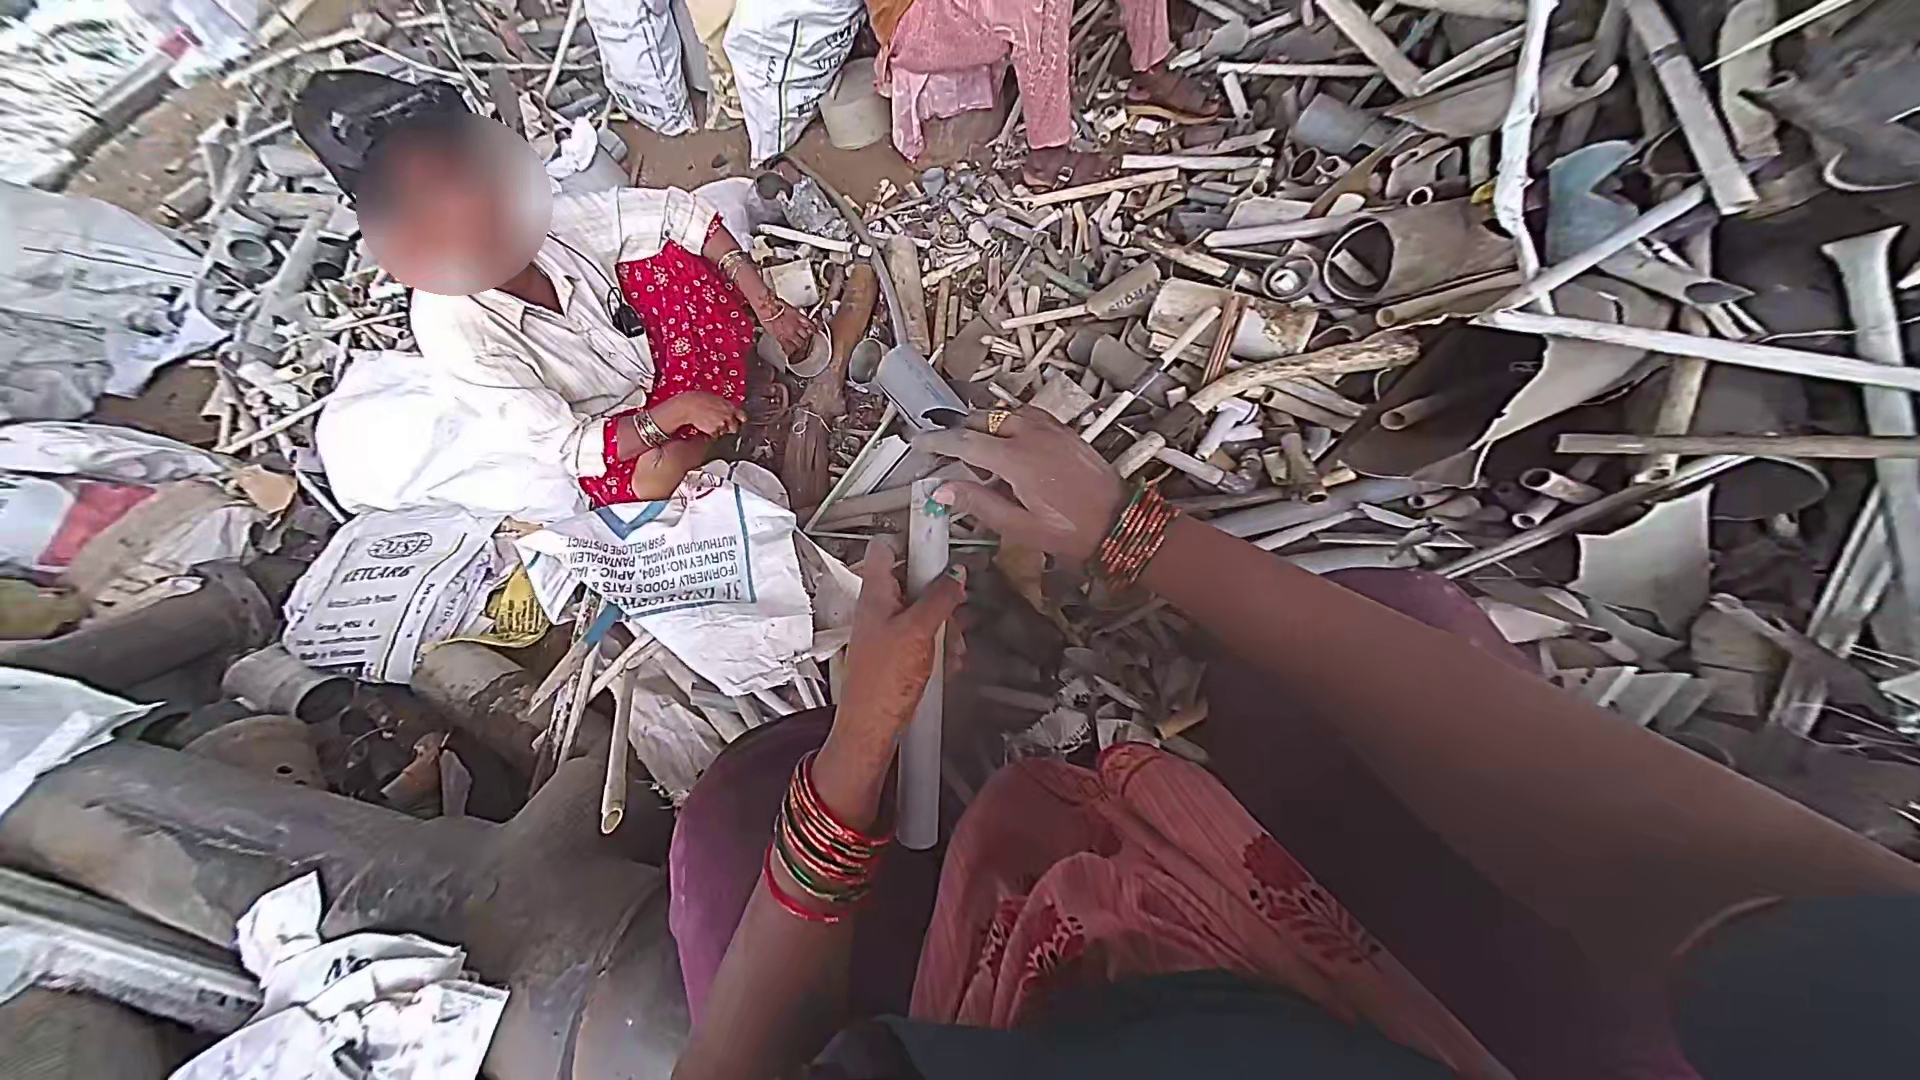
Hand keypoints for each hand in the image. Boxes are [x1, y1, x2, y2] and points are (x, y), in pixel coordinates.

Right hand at [650, 391, 743, 436]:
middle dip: (729, 427)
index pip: (743, 416)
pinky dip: (712, 433)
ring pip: (724, 432)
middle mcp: (728, 415)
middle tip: (721, 424)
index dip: (741, 420)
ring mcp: (721, 424)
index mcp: (729, 406)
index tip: (739, 422)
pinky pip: (716, 435)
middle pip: (734, 428)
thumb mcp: (715, 399)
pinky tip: (706, 426)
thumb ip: (725, 406)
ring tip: (710, 423)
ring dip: (720, 430)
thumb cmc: (699, 400)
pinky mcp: (714, 430)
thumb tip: (732, 411)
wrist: (688, 406)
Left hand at [757, 299, 816, 360]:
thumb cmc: (766, 316)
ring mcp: (796, 325)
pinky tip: (815, 330)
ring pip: (806, 336)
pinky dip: (813, 327)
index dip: (794, 353)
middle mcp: (790, 334)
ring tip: (810, 340)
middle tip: (805, 347)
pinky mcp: (799, 316)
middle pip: (801, 344)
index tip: (796, 354)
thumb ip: (779, 337)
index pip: (791, 349)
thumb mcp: (770, 331)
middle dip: (803, 346)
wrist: (766, 306)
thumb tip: (782, 340)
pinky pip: (809, 324)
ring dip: (808, 338)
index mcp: (782, 339)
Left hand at [828, 537, 965, 764]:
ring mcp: (891, 629)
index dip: (911, 537)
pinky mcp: (900, 651)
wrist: (873, 726)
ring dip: (946, 627)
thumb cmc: (883, 681)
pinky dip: (940, 646)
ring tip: (952, 647)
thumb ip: (940, 598)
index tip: (938, 531)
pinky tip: (948, 662)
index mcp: (876, 593)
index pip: (887, 548)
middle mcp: (881, 607)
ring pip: (926, 610)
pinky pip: (927, 636)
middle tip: (955, 608)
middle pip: (916, 581)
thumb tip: (956, 574)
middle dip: (942, 596)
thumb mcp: (919, 631)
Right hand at [912, 407, 1124, 559]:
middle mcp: (1033, 436)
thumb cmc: (1074, 529)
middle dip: (959, 433)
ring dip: (984, 428)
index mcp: (1018, 460)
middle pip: (981, 421)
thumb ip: (979, 504)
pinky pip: (1027, 415)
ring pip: (1003, 414)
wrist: (1118, 522)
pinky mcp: (1063, 431)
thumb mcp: (1019, 526)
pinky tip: (1009, 445)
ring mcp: (1051, 429)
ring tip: (979, 456)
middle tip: (946, 453)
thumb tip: (944, 490)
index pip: (964, 441)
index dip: (937, 441)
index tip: (920, 443)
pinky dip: (1008, 424)